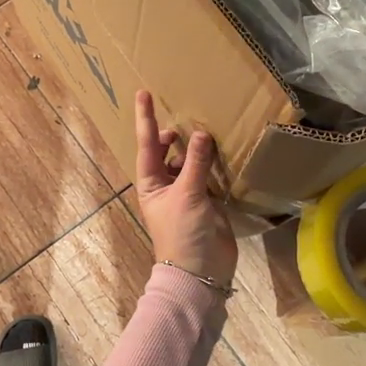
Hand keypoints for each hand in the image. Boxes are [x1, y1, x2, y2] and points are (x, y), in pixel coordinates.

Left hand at [132, 90, 235, 288]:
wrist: (201, 272)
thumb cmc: (184, 233)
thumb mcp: (188, 195)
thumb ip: (195, 163)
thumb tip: (201, 134)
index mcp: (151, 184)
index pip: (147, 145)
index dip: (146, 120)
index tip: (143, 94)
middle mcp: (165, 186)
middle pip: (164, 153)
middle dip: (170, 136)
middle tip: (181, 119)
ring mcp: (186, 195)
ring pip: (187, 164)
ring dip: (193, 150)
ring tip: (205, 132)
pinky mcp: (206, 203)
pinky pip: (207, 176)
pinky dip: (212, 164)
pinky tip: (222, 153)